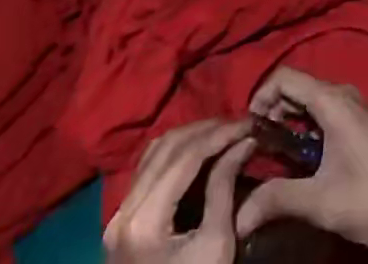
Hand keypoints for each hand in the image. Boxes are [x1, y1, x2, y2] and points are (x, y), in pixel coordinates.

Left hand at [106, 119, 254, 263]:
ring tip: (224, 132)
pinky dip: (176, 151)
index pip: (185, 157)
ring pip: (155, 151)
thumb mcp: (216, 245)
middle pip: (167, 147)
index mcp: (144, 221)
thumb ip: (224, 188)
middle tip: (240, 124)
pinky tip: (200, 149)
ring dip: (191, 136)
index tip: (249, 123)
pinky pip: (148, 168)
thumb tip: (243, 142)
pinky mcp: (122, 218)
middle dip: (207, 129)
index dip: (219, 134)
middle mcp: (123, 210)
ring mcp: (118, 213)